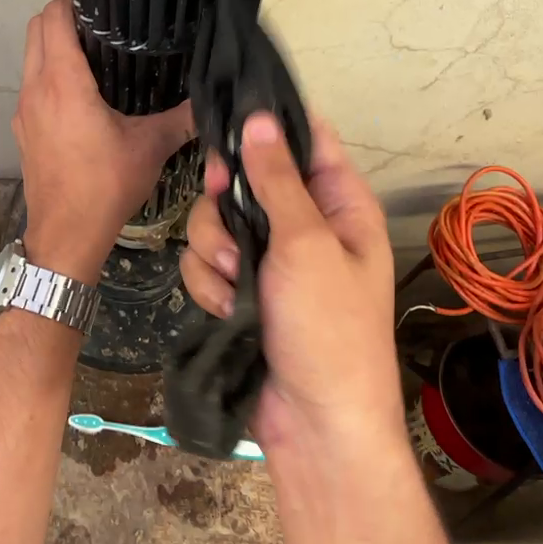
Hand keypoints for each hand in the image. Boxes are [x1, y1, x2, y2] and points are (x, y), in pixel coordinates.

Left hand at [13, 0, 193, 281]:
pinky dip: (48, 75)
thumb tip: (210, 100)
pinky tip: (79, 93)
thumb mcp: (150, 148)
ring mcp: (23, 111)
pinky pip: (31, 86)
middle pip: (35, 31)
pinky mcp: (23, 131)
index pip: (53, 19)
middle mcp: (35, 90)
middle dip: (60, 16)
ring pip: (29, 59)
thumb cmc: (104, 186)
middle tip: (98, 19)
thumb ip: (181, 118)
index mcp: (63, 83)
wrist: (65, 236)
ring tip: (92, 50)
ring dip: (51, 46)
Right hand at [178, 112, 403, 451]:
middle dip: (226, 202)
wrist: (314, 424)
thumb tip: (259, 119)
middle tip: (226, 218)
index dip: (267, 126)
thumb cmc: (328, 328)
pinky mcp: (238, 290)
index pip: (305, 140)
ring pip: (215, 222)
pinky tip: (224, 308)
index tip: (228, 123)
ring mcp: (267, 260)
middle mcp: (301, 224)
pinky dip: (209, 284)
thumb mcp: (306, 245)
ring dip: (215, 251)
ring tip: (235, 284)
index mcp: (338, 204)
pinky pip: (204, 262)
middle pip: (244, 178)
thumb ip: (277, 180)